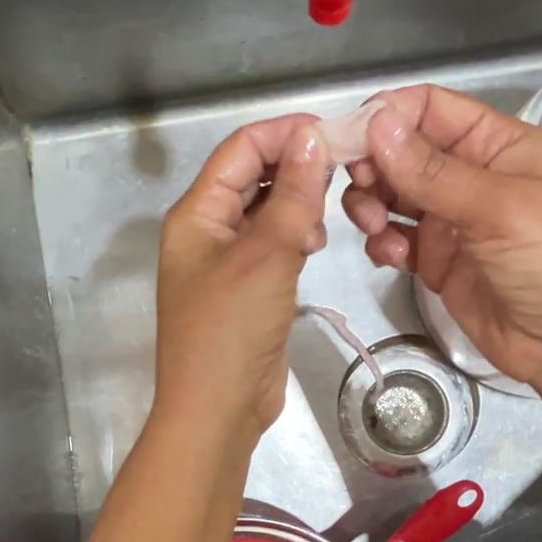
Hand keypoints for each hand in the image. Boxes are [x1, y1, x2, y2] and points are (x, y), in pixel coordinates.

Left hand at [155, 114, 331, 438]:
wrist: (217, 409)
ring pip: (267, 212)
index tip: (335, 132)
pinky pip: (273, 246)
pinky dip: (295, 238)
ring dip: (297, 207)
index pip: (240, 150)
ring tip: (322, 224)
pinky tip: (315, 246)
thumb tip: (311, 137)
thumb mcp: (265, 256)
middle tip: (344, 174)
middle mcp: (207, 231)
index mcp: (196, 214)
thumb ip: (291, 195)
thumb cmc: (230, 329)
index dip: (284, 133)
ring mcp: (227, 262)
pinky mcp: (248, 289)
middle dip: (296, 170)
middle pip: (254, 177)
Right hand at [341, 85, 541, 384]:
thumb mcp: (495, 208)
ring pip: (392, 197)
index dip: (386, 117)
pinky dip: (383, 243)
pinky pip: (395, 239)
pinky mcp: (437, 261)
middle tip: (358, 191)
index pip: (430, 109)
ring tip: (373, 227)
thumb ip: (430, 172)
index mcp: (496, 144)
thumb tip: (375, 123)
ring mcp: (451, 220)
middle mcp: (470, 175)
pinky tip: (390, 257)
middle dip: (373, 167)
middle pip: (402, 153)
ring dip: (372, 206)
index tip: (345, 138)